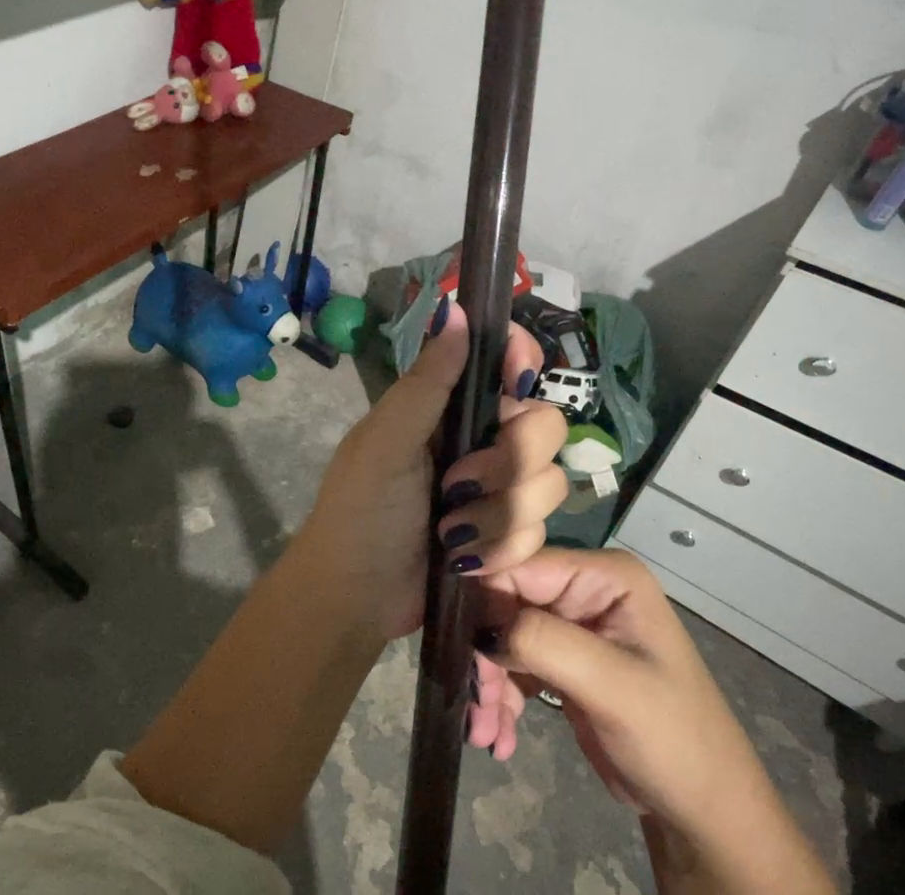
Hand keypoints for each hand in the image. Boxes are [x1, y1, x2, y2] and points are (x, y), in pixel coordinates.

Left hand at [297, 298, 569, 639]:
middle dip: (508, 463)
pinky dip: (500, 548)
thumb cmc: (361, 510)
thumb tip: (455, 307)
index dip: (522, 364)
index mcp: (446, 409)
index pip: (507, 365)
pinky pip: (538, 533)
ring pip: (548, 484)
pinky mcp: (503, 537)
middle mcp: (478, 443)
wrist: (356, 595)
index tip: (516, 381)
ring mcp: (494, 492)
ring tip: (449, 530)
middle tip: (455, 485)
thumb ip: (427, 381)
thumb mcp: (386, 441)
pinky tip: (463, 559)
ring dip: (498, 514)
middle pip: (544, 427)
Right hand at [466, 549, 772, 831]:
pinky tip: (498, 738)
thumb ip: (543, 640)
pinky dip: (498, 700)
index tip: (455, 645)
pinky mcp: (559, 660)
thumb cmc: (673, 739)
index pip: (517, 565)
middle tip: (476, 706)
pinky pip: (508, 666)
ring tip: (484, 733)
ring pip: (498, 637)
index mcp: (603, 577)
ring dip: (486, 686)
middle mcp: (583, 590)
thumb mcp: (612, 686)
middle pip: (501, 603)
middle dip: (482, 656)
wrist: (701, 808)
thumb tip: (477, 623)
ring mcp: (570, 626)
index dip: (480, 599)